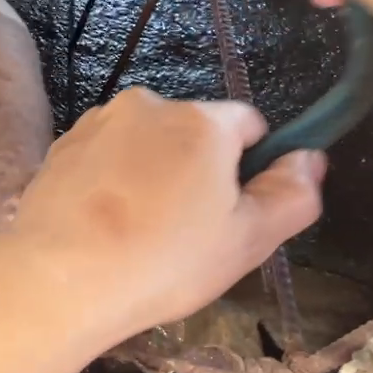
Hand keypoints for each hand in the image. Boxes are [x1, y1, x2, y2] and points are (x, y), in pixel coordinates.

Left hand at [0, 89, 325, 340]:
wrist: (63, 269)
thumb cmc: (167, 257)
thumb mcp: (250, 238)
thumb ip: (292, 194)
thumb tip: (309, 157)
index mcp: (198, 119)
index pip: (248, 122)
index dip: (253, 162)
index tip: (238, 206)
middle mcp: (144, 103)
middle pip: (193, 130)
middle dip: (201, 168)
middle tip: (193, 226)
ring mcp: (97, 120)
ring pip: (146, 142)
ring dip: (155, 171)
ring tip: (146, 229)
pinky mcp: (63, 141)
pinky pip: (106, 154)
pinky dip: (114, 177)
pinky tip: (107, 221)